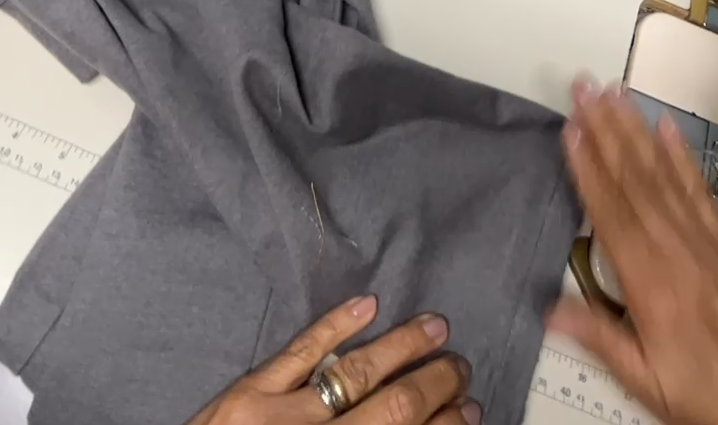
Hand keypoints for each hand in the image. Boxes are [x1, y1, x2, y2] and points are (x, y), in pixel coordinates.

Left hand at [187, 295, 480, 424]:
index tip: (471, 409)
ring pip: (354, 370)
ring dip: (402, 347)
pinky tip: (368, 303)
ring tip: (436, 328)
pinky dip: (336, 325)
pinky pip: (299, 352)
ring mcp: (277, 415)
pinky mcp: (247, 393)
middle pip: (391, 408)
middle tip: (461, 365)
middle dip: (434, 384)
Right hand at [549, 80, 717, 424]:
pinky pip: (699, 190)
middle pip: (634, 178)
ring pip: (663, 175)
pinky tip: (667, 128)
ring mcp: (703, 241)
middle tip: (586, 89)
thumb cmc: (699, 392)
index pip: (610, 209)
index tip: (570, 127)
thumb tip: (548, 309)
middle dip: (606, 128)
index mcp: (649, 279)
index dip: (587, 165)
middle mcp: (676, 249)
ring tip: (617, 94)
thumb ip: (596, 335)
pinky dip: (681, 156)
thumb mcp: (640, 377)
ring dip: (636, 130)